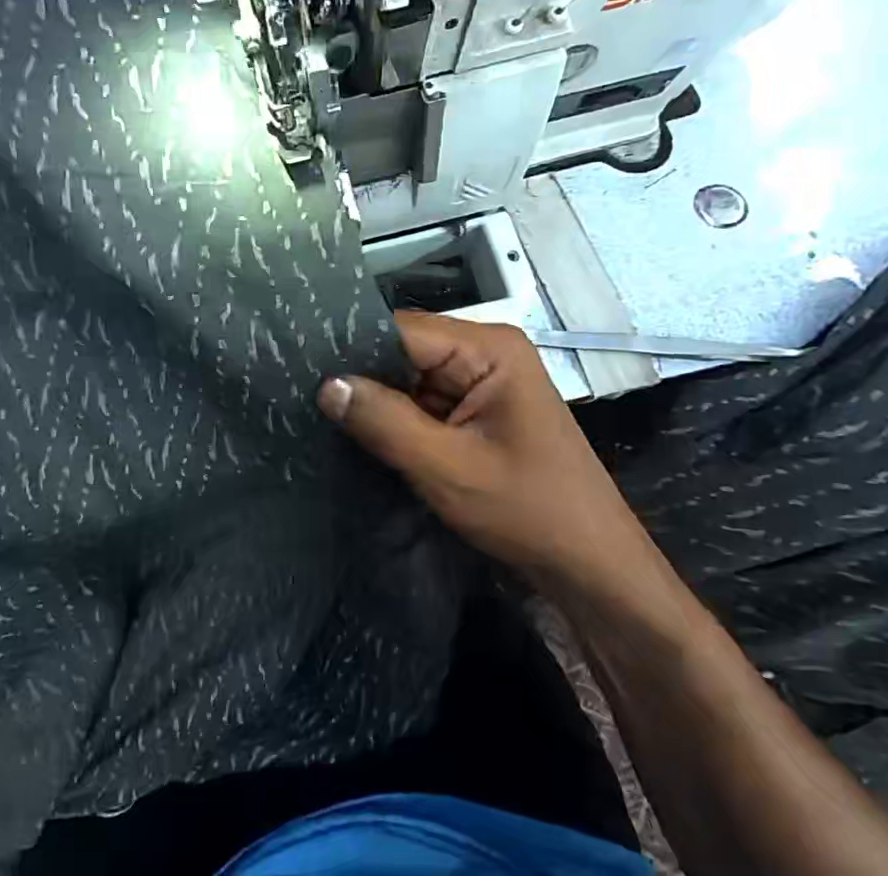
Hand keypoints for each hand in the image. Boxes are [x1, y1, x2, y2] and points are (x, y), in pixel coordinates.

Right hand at [317, 311, 649, 586]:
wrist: (588, 560)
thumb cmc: (529, 510)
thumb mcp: (449, 468)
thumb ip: (385, 421)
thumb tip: (326, 383)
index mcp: (490, 348)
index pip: (403, 329)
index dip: (352, 348)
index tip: (299, 369)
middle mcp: (488, 353)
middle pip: (407, 351)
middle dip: (363, 378)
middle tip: (300, 398)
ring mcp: (486, 383)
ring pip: (413, 380)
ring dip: (379, 404)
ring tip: (318, 419)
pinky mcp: (481, 413)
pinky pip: (428, 405)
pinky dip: (400, 423)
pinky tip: (361, 437)